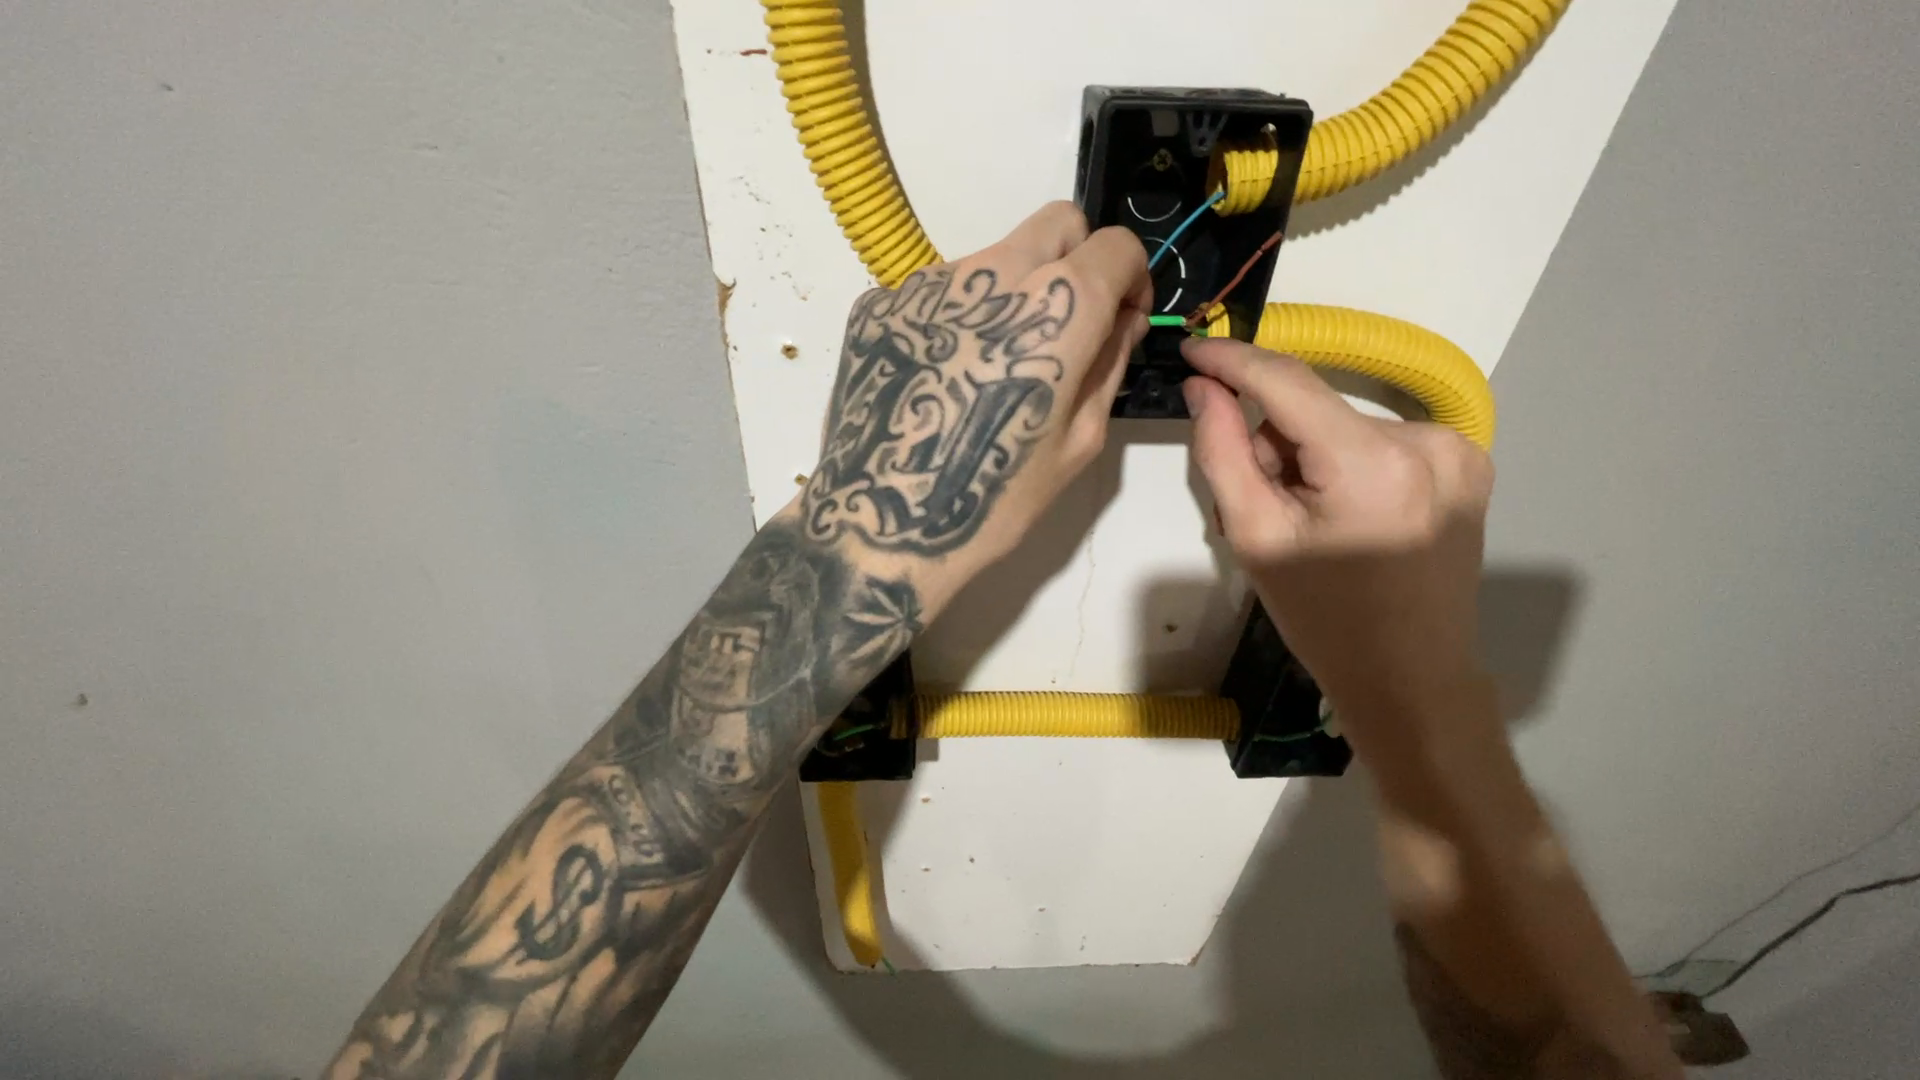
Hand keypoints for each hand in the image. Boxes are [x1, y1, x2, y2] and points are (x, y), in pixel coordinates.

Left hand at [802, 202, 1149, 604]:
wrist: (880, 523)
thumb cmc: (993, 496)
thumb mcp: (1078, 442)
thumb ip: (1109, 362)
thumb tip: (1120, 317)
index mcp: (1056, 308)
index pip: (1115, 245)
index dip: (1131, 277)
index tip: (1120, 317)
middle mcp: (992, 274)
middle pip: (1055, 224)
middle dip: (1078, 259)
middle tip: (1066, 325)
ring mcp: (927, 283)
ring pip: (992, 258)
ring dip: (1012, 293)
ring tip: (990, 369)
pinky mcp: (879, 304)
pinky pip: (940, 292)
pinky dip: (958, 318)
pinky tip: (942, 379)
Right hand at [1181, 337, 1495, 749]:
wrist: (1411, 676)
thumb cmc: (1323, 618)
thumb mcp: (1254, 537)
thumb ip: (1222, 452)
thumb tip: (1204, 387)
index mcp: (1372, 463)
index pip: (1287, 382)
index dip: (1232, 360)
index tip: (1190, 348)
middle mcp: (1428, 440)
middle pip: (1314, 411)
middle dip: (1274, 443)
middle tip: (1264, 506)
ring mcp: (1458, 450)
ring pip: (1343, 426)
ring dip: (1310, 456)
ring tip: (1308, 521)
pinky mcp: (1468, 463)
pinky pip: (1377, 441)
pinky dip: (1345, 464)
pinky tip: (1345, 514)